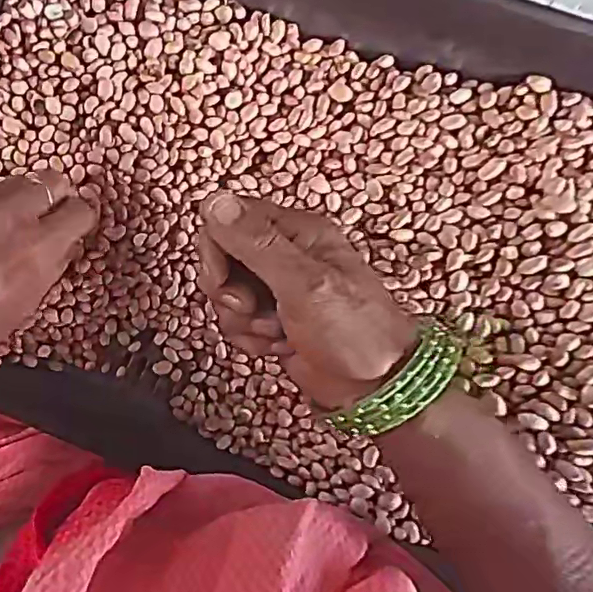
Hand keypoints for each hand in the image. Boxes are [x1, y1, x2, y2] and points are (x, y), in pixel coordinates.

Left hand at [0, 170, 97, 371]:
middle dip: (58, 196)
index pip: (80, 210)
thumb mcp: (29, 301)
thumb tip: (66, 243)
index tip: (76, 225)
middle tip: (52, 215)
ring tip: (20, 219)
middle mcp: (13, 217)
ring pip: (21, 180)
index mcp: (39, 247)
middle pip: (54, 180)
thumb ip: (53, 264)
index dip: (81, 218)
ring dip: (28, 196)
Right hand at [195, 192, 417, 408]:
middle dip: (228, 290)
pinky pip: (237, 321)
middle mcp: (285, 254)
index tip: (223, 278)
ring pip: (226, 293)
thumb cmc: (356, 332)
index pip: (230, 218)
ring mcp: (277, 288)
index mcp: (296, 231)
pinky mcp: (272, 318)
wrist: (377, 388)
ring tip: (276, 329)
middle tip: (251, 307)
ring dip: (242, 319)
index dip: (216, 249)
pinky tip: (279, 344)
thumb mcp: (303, 282)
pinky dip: (250, 337)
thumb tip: (216, 203)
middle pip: (222, 257)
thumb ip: (256, 243)